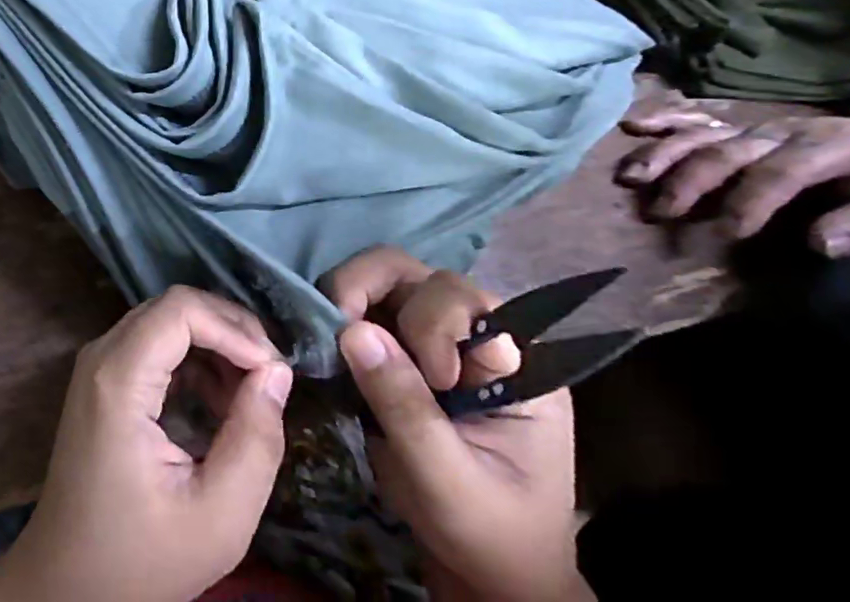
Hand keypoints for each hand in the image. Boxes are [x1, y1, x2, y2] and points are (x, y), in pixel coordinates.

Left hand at [0, 287, 292, 601]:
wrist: (67, 585)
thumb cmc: (140, 558)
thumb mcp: (218, 517)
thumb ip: (256, 440)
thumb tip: (277, 372)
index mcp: (118, 380)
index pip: (181, 309)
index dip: (234, 328)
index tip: (272, 370)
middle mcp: (102, 356)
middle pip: (174, 307)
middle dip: (231, 331)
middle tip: (271, 376)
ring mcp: (99, 365)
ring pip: (168, 322)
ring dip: (216, 347)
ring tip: (250, 397)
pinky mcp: (104, 380)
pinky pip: (156, 345)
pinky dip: (196, 362)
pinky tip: (220, 404)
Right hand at [327, 249, 590, 601]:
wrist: (487, 573)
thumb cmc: (488, 534)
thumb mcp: (449, 482)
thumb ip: (406, 408)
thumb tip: (352, 329)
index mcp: (517, 363)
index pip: (467, 301)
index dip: (432, 322)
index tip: (430, 380)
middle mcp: (478, 336)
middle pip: (419, 277)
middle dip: (370, 289)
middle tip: (341, 329)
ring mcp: (439, 340)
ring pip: (387, 284)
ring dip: (351, 299)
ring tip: (334, 344)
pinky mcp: (405, 352)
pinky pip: (369, 311)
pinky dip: (341, 317)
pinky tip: (332, 351)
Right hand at [614, 101, 849, 255]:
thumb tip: (820, 245)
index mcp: (831, 144)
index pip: (781, 171)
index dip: (751, 201)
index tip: (727, 233)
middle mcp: (782, 129)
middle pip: (725, 151)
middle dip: (690, 181)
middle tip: (660, 213)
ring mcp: (754, 124)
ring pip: (700, 134)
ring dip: (661, 154)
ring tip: (630, 178)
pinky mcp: (738, 124)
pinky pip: (693, 118)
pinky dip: (661, 119)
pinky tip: (632, 126)